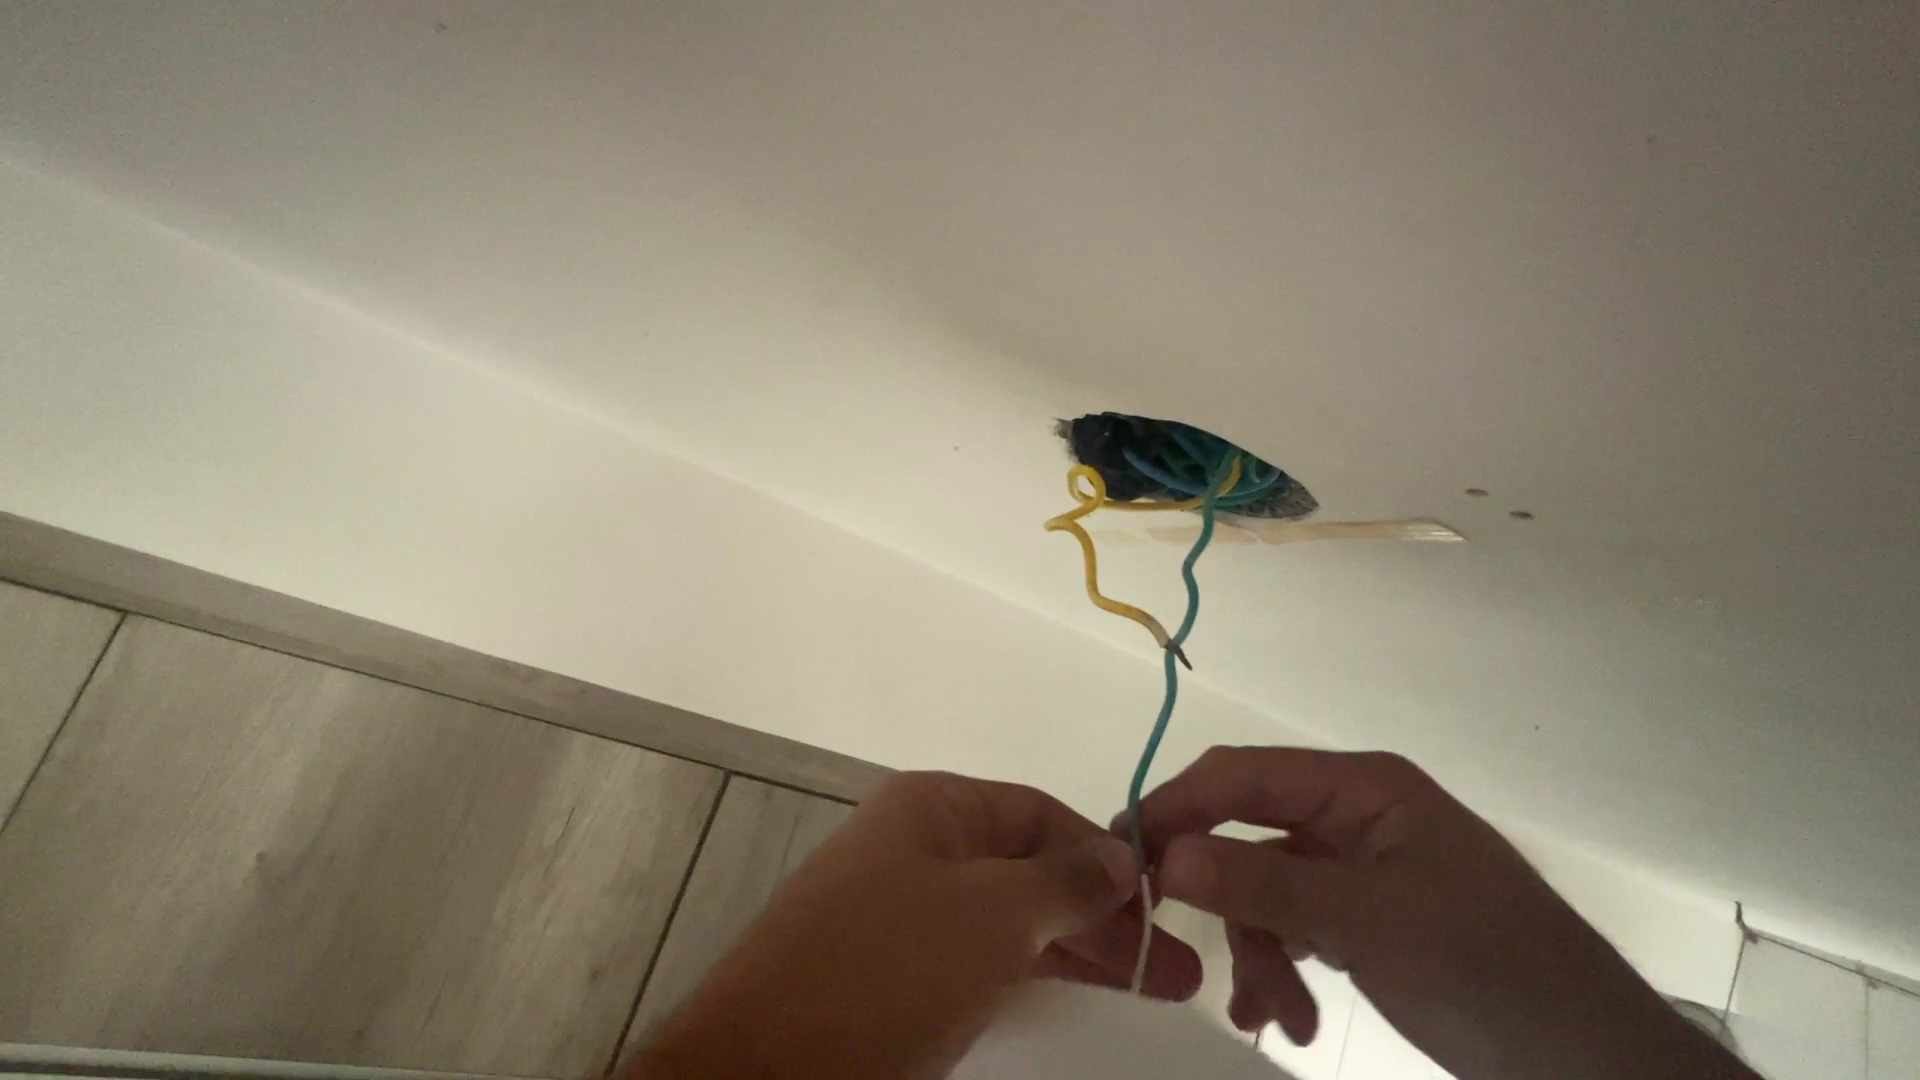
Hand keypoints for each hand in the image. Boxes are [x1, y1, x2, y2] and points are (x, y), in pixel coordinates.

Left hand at [628, 771, 1201, 1079]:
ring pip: (1005, 922)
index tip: (1162, 902)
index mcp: (933, 808)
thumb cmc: (889, 966)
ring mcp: (899, 911)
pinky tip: (1068, 1011)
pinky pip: (974, 964)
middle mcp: (915, 847)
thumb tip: (1122, 855)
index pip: (1038, 813)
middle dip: (1100, 915)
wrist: (760, 1067)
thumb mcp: (992, 913)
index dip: (1101, 852)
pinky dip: (1025, 981)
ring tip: (1142, 994)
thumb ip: (1063, 880)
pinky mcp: (889, 973)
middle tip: (1172, 969)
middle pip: (1027, 870)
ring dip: (1072, 953)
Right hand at [1133, 747, 1757, 1079]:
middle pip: (1246, 829)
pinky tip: (1290, 1020)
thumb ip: (1264, 884)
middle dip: (1215, 888)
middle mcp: (1350, 813)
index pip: (1242, 775)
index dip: (1178, 806)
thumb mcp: (1369, 924)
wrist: (1600, 1072)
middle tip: (1162, 927)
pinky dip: (1282, 968)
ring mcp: (1356, 866)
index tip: (1126, 853)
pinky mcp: (1363, 915)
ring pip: (1264, 886)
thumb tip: (1167, 855)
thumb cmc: (1491, 973)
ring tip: (1273, 1014)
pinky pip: (1293, 924)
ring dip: (1256, 949)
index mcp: (1359, 787)